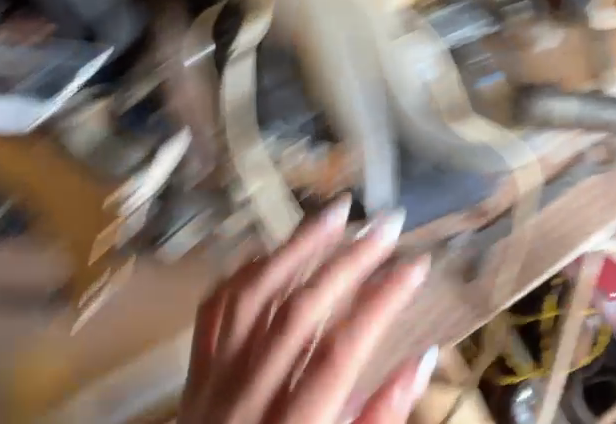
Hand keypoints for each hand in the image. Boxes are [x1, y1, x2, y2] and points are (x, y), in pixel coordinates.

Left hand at [180, 199, 439, 423]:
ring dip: (298, 246)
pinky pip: (216, 308)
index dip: (382, 301)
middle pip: (299, 313)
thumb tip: (422, 359)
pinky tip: (276, 248)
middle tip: (388, 225)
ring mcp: (213, 382)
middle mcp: (248, 398)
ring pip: (253, 296)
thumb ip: (380, 418)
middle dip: (349, 261)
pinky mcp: (193, 375)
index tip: (418, 264)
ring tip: (337, 212)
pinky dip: (247, 271)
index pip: (343, 351)